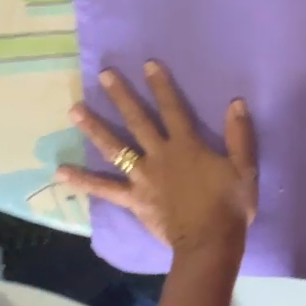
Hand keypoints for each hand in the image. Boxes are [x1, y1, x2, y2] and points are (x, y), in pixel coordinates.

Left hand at [58, 60, 258, 257]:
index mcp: (187, 146)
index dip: (162, 86)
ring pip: (115, 148)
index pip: (173, 109)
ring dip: (95, 128)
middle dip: (121, 97)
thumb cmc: (230, 205)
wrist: (210, 241)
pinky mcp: (134, 200)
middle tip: (104, 75)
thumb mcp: (245, 169)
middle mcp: (160, 155)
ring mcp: (143, 178)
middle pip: (138, 121)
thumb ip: (240, 136)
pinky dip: (83, 181)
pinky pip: (105, 189)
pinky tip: (60, 171)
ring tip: (74, 110)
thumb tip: (236, 103)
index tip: (148, 64)